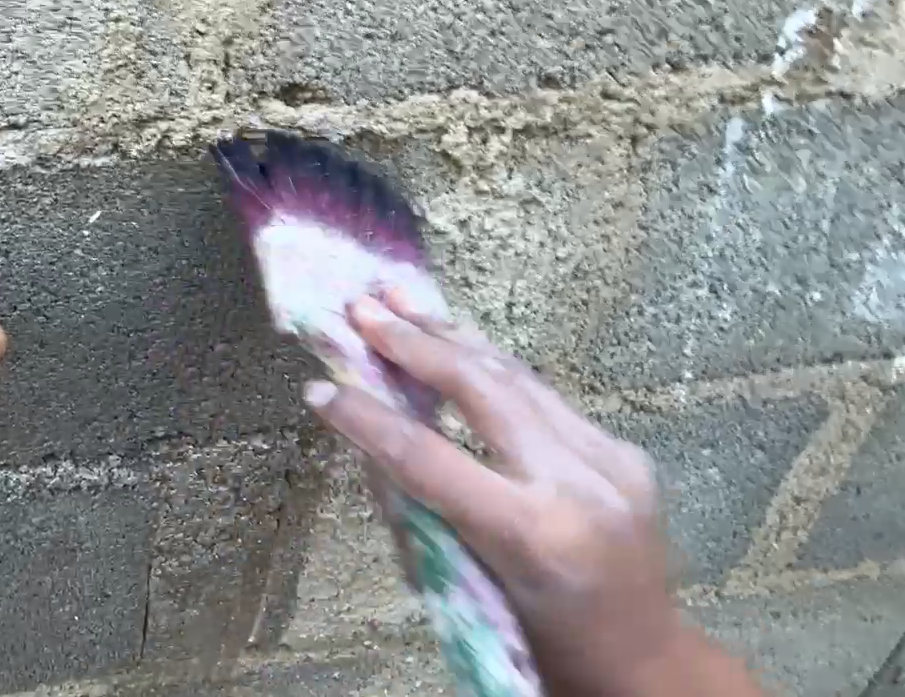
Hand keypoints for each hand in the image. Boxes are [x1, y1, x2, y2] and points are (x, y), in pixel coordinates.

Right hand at [306, 291, 687, 696]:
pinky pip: (536, 391)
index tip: (316, 388)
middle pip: (479, 390)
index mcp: (534, 534)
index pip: (426, 456)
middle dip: (411, 343)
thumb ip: (414, 494)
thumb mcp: (457, 571)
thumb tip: (364, 425)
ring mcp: (612, 462)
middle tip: (360, 307)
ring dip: (445, 332)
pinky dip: (481, 359)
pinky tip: (446, 333)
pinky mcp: (622, 448)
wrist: (642, 660)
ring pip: (512, 374)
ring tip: (397, 296)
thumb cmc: (530, 630)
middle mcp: (580, 486)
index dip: (365, 417)